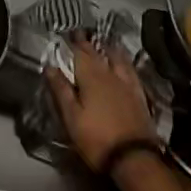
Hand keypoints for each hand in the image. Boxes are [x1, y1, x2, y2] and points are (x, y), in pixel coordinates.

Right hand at [44, 38, 154, 171]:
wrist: (133, 157)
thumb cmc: (96, 139)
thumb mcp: (71, 117)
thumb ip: (61, 90)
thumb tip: (50, 67)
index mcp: (91, 78)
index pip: (81, 54)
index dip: (74, 43)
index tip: (69, 33)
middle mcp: (111, 75)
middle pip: (98, 54)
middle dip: (89, 44)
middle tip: (82, 35)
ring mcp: (128, 85)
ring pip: (118, 59)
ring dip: (109, 49)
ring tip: (105, 42)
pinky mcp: (139, 95)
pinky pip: (132, 71)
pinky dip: (126, 62)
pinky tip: (126, 63)